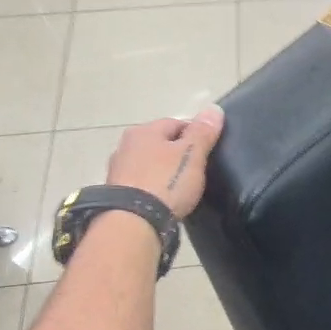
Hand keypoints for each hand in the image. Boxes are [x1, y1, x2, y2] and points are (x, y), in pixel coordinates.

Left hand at [105, 104, 224, 218]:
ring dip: (161, 171)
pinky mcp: (116, 193)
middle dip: (175, 153)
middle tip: (195, 170)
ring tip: (179, 188)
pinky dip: (151, 188)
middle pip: (158, 143)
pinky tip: (162, 200)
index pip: (175, 124)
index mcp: (144, 131)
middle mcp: (125, 145)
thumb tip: (214, 108)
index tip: (208, 151)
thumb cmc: (166, 183)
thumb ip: (203, 133)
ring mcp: (117, 170)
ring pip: (147, 164)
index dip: (194, 135)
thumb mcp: (191, 156)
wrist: (134, 221)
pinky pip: (139, 184)